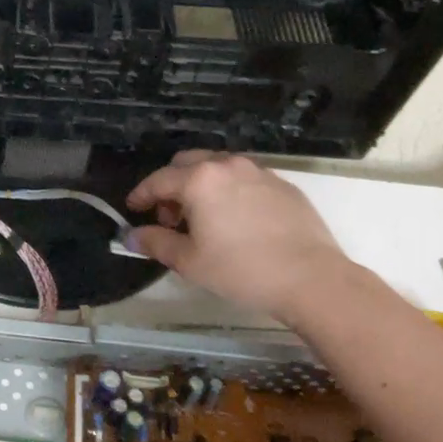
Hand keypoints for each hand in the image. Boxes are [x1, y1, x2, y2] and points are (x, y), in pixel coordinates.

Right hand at [126, 151, 350, 322]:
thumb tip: (132, 236)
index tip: (133, 209)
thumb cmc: (241, 270)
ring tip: (203, 219)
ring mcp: (259, 172)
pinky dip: (230, 192)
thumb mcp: (190, 262)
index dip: (141, 195)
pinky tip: (236, 222)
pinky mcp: (283, 185)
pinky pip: (245, 180)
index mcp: (200, 180)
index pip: (159, 180)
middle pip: (187, 163)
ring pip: (218, 168)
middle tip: (170, 218)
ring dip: (202, 186)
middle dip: (172, 186)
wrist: (311, 278)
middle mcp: (228, 166)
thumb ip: (156, 243)